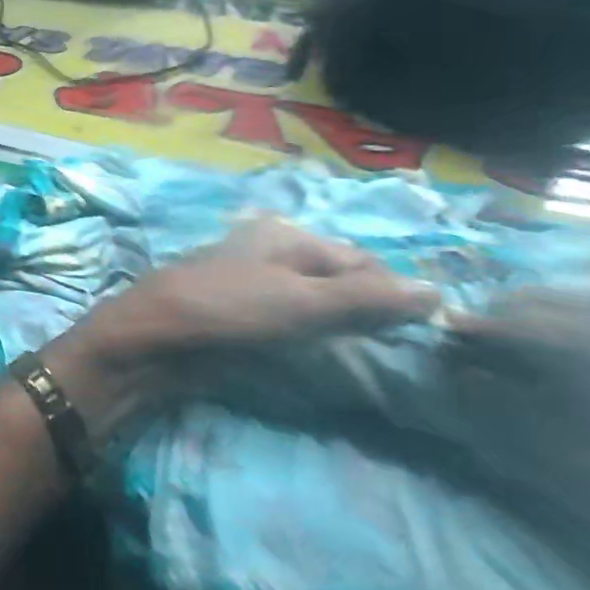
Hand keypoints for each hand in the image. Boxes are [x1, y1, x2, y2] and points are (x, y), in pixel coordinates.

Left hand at [53, 219, 440, 366]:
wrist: (152, 335)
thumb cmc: (227, 308)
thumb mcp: (304, 300)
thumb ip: (368, 297)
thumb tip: (437, 290)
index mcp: (286, 235)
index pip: (363, 262)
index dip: (392, 296)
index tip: (417, 335)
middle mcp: (268, 248)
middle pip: (338, 280)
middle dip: (365, 311)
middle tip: (387, 348)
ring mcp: (250, 278)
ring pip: (314, 301)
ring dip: (338, 326)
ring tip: (357, 354)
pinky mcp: (236, 308)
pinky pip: (287, 318)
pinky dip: (308, 334)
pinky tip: (316, 354)